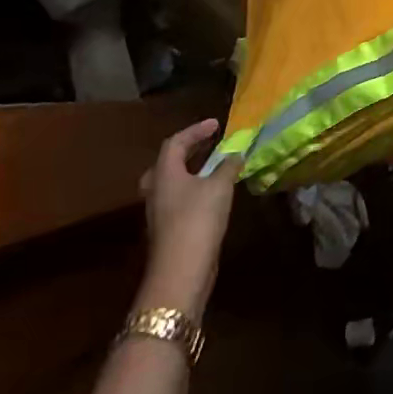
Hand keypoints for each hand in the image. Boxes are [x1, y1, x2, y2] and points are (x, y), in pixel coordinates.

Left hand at [137, 119, 240, 314]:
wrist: (181, 269)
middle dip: (189, 149)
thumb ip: (228, 166)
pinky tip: (213, 191)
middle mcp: (157, 189)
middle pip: (168, 162)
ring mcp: (160, 210)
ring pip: (172, 180)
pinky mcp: (169, 226)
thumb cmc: (198, 219)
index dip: (195, 131)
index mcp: (165, 174)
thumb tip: (235, 154)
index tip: (216, 124)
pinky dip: (195, 186)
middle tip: (210, 141)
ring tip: (214, 164)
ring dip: (192, 168)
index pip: (175, 143)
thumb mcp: (220, 186)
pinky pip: (180, 196)